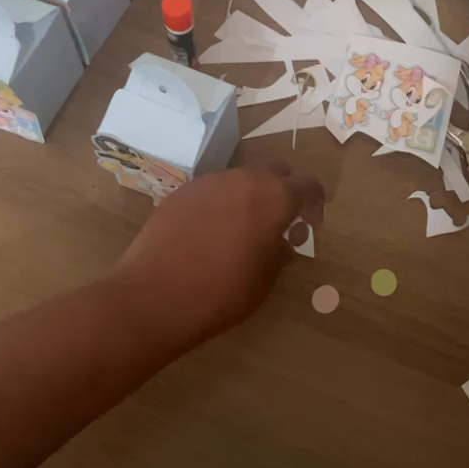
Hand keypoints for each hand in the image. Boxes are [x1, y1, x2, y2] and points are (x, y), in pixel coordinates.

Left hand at [111, 161, 325, 355]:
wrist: (152, 296)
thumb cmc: (221, 291)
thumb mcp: (266, 278)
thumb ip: (281, 250)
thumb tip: (281, 239)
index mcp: (274, 196)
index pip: (308, 184)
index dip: (315, 202)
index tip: (311, 224)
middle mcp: (244, 178)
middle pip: (276, 170)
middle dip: (285, 190)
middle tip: (283, 220)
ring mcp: (209, 181)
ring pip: (242, 177)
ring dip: (252, 195)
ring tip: (245, 227)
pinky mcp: (181, 192)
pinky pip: (213, 189)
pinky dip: (222, 202)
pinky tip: (212, 231)